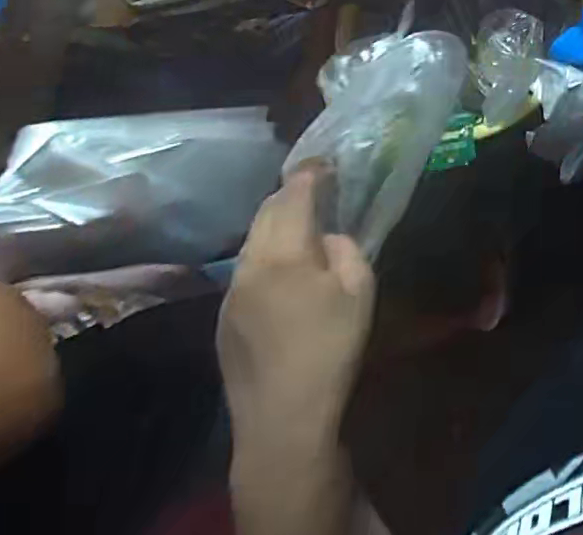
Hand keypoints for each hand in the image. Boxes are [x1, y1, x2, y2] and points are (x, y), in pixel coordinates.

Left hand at [218, 161, 374, 437]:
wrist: (282, 421)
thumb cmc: (330, 350)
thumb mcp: (359, 293)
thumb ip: (345, 250)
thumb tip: (327, 238)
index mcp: (283, 253)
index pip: (294, 196)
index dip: (310, 173)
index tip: (324, 161)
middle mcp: (249, 263)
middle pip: (266, 211)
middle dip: (290, 193)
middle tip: (315, 187)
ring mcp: (230, 291)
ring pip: (252, 239)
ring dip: (275, 222)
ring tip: (300, 223)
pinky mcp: (223, 317)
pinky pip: (246, 266)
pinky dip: (265, 251)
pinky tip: (283, 270)